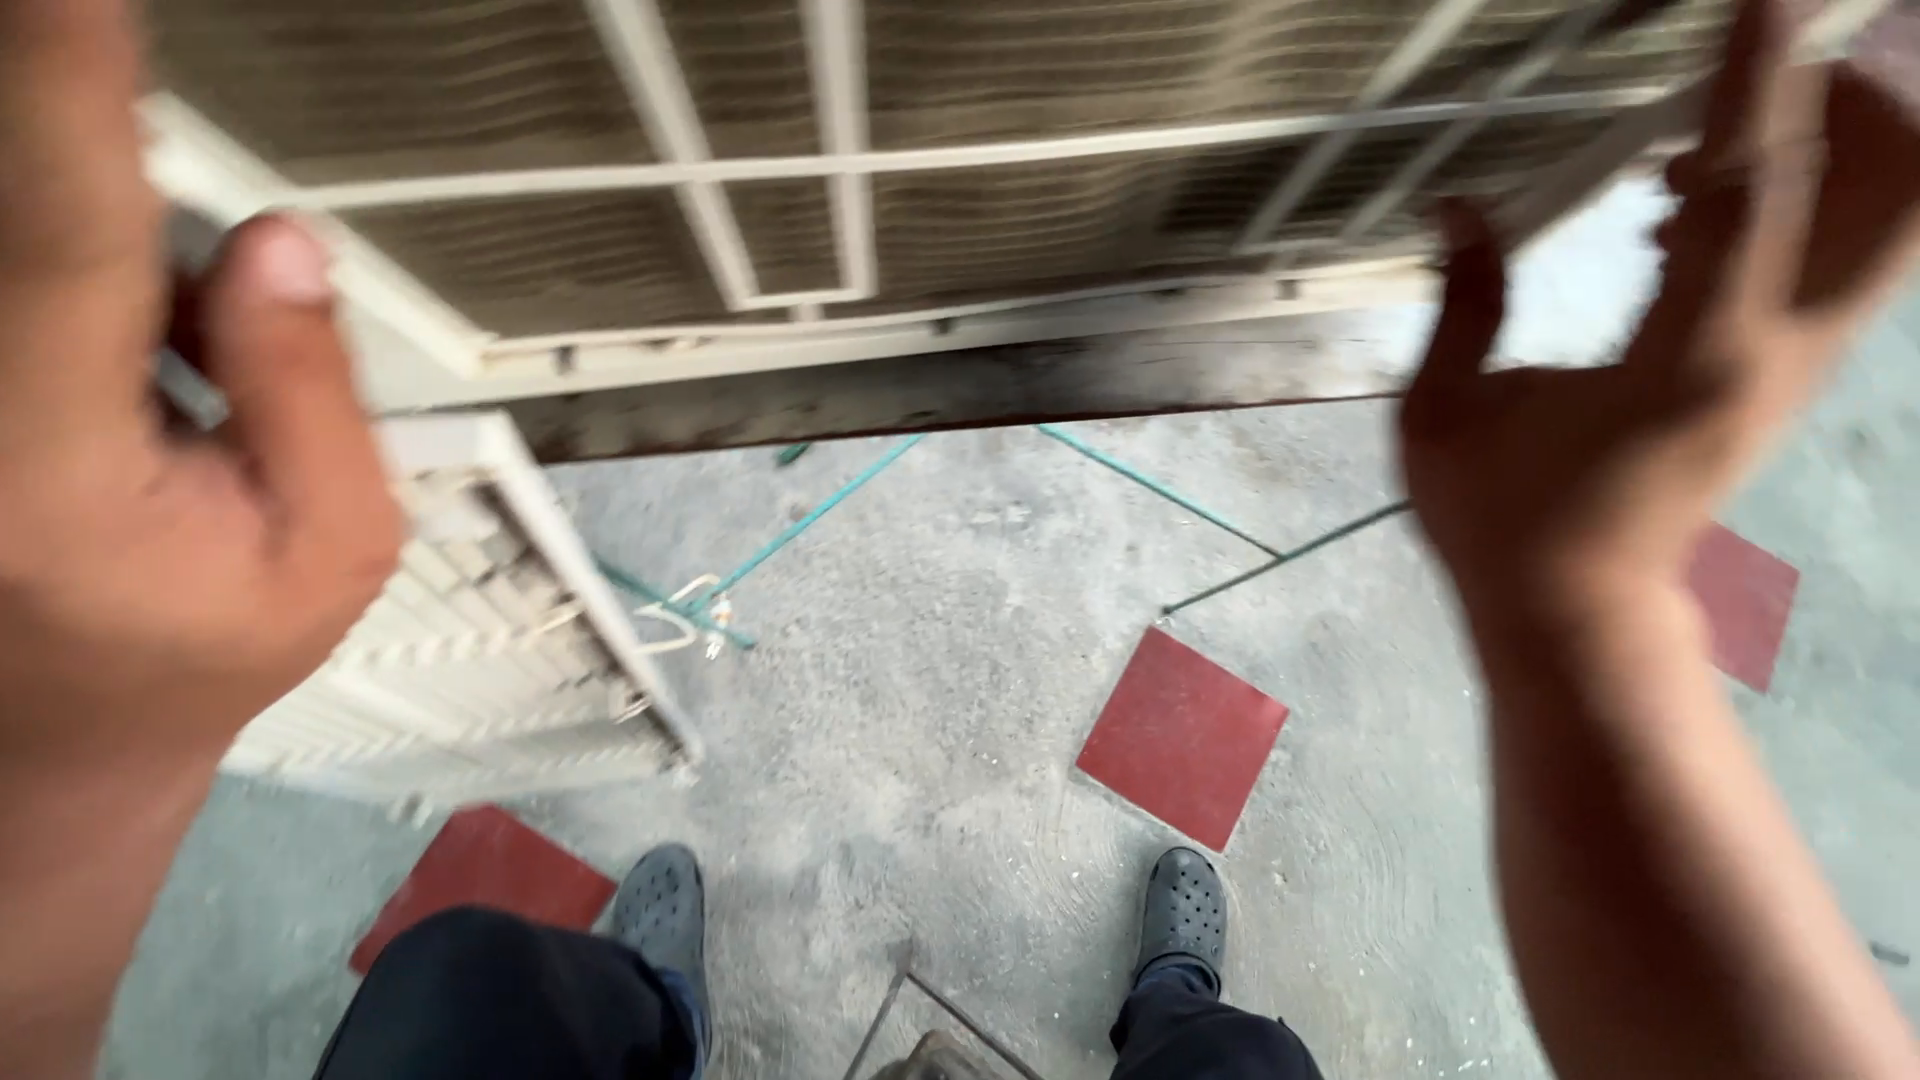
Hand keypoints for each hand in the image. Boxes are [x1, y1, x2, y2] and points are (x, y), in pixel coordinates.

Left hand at [0, 2, 400, 768]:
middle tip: (213, 363)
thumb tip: (279, 246)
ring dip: (133, 287)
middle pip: (38, 232)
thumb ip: (314, 392)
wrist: (67, 728)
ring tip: (186, 418)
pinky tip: (146, 389)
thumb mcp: (340, 540)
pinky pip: (29, 281)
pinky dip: (96, 292)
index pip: (62, 247)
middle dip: (134, 223)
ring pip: (30, 253)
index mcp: (56, 474)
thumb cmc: (225, 640)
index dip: (68, 100)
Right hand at [1400, 0, 1919, 616]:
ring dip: (1825, 156)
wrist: (1568, 605)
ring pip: (1884, 229)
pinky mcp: (1781, 385)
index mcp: (1685, 356)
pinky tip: (1678, 223)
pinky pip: (1830, 267)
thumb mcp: (1441, 412)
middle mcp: (1776, 352)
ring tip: (1694, 152)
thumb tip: (1459, 209)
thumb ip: (1463, 303)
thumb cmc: (1492, 515)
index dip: (1758, 80)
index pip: (1752, 187)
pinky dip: (1788, 212)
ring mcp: (1795, 372)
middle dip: (1858, 99)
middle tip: (1758, 74)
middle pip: (1899, 191)